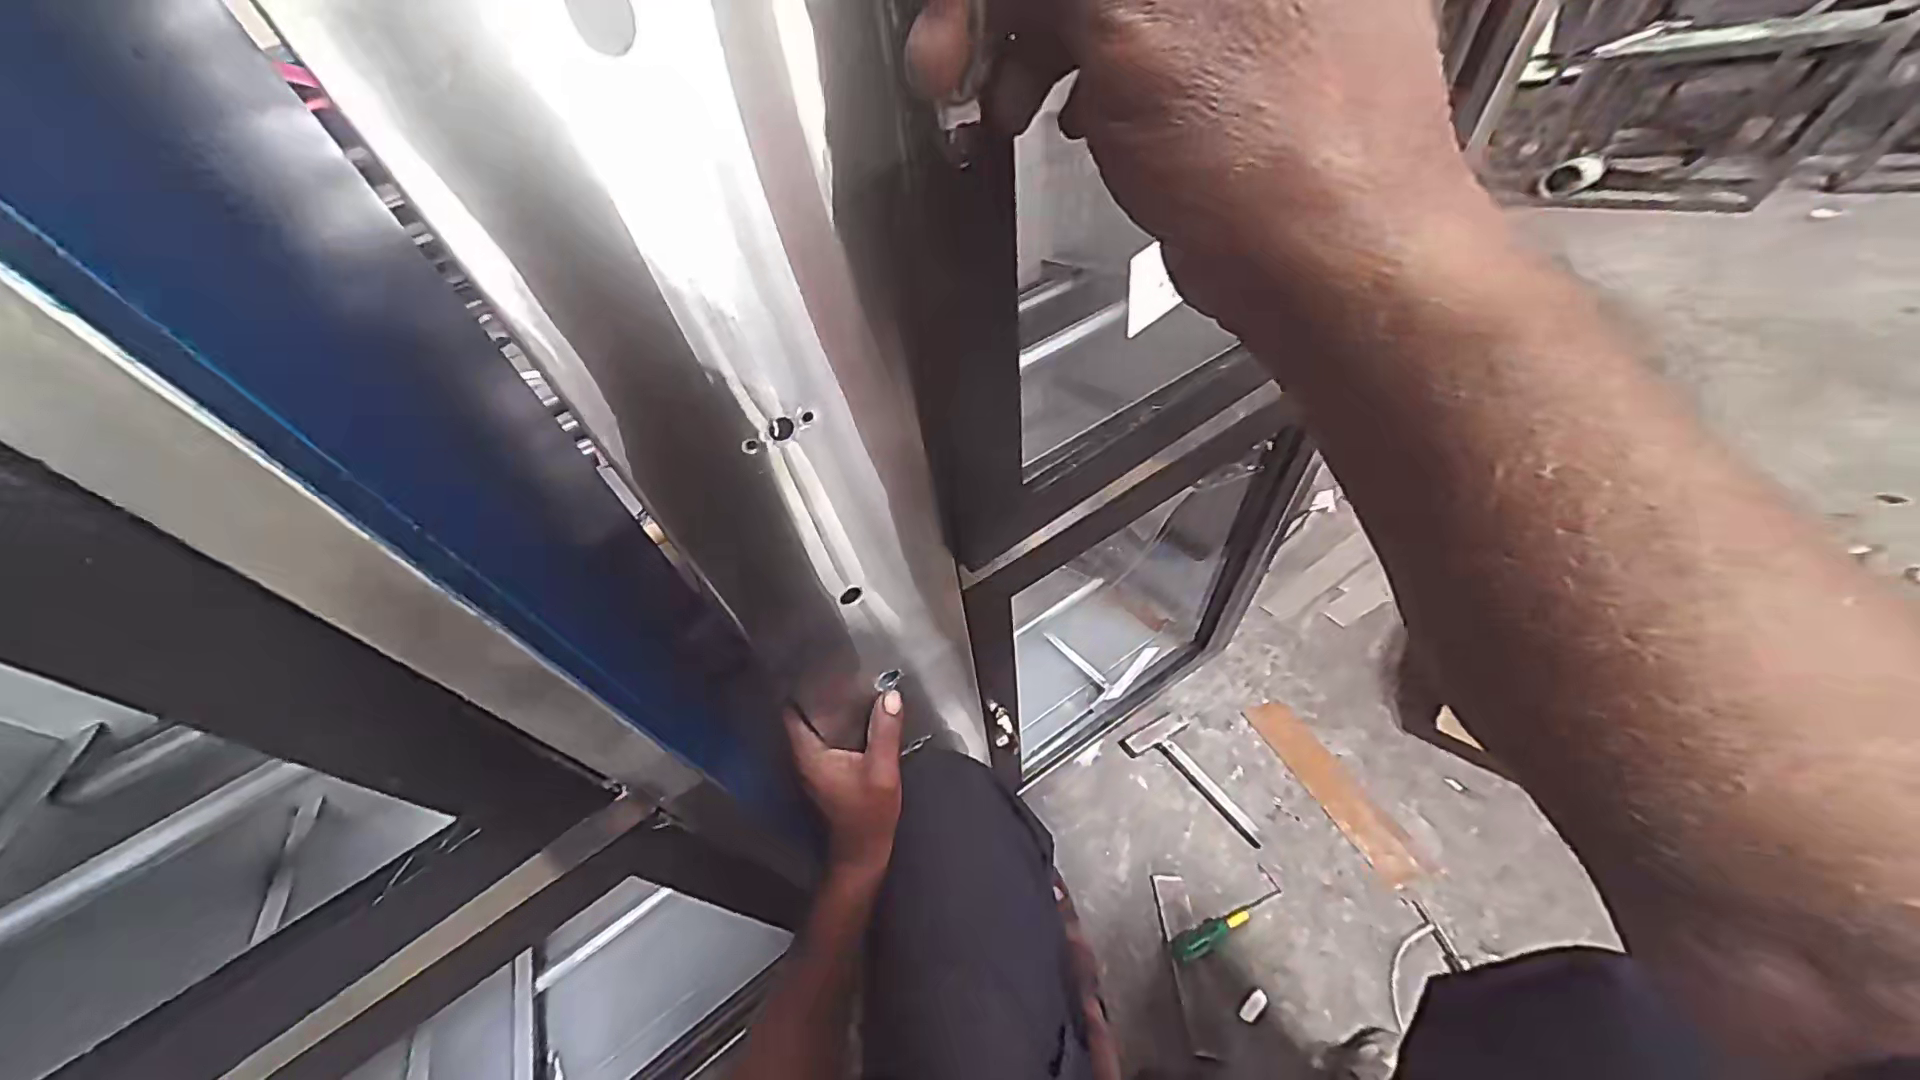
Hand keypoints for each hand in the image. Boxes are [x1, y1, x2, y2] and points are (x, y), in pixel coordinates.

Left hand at [784, 690, 904, 877]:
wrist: (864, 853)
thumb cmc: (868, 816)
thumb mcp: (882, 771)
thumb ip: (885, 732)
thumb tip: (891, 696)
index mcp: (809, 755)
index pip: (792, 712)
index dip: (802, 688)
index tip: (819, 668)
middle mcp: (805, 758)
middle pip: (805, 716)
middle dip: (822, 695)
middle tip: (842, 672)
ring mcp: (814, 767)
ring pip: (817, 727)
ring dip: (832, 711)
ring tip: (853, 688)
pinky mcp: (826, 772)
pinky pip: (828, 738)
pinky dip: (840, 726)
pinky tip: (860, 717)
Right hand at [907, 0, 1502, 337]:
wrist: (1327, 259)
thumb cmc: (1251, 144)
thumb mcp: (1132, 32)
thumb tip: (1001, 5)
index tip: (945, 35)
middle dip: (1000, 14)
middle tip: (947, 72)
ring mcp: (1231, 8)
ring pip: (1097, 6)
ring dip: (1032, 48)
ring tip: (1002, 112)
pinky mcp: (1220, 68)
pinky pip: (1127, 45)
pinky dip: (1080, 75)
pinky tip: (1066, 117)